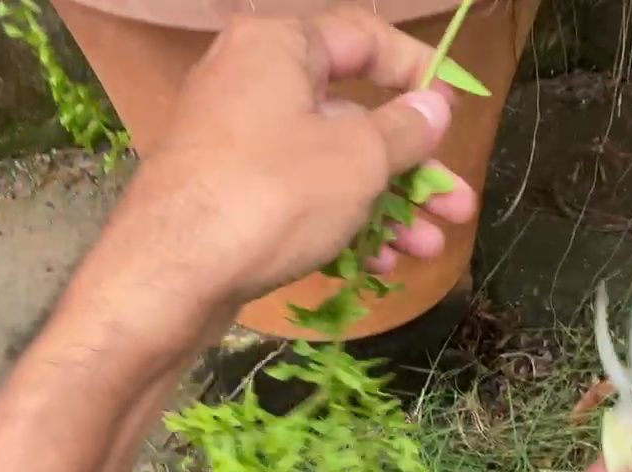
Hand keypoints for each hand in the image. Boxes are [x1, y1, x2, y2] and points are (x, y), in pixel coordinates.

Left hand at [92, 4, 478, 313]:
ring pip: (331, 170)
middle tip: (457, 207)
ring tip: (428, 249)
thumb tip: (436, 106)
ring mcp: (239, 147)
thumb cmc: (273, 194)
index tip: (454, 110)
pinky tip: (378, 264)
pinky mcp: (232, 199)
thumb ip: (404, 130)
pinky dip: (340, 226)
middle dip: (413, 171)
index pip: (364, 38)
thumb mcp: (356, 158)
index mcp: (280, 46)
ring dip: (386, 211)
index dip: (417, 73)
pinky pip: (300, 201)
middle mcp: (255, 85)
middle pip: (353, 120)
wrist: (174, 272)